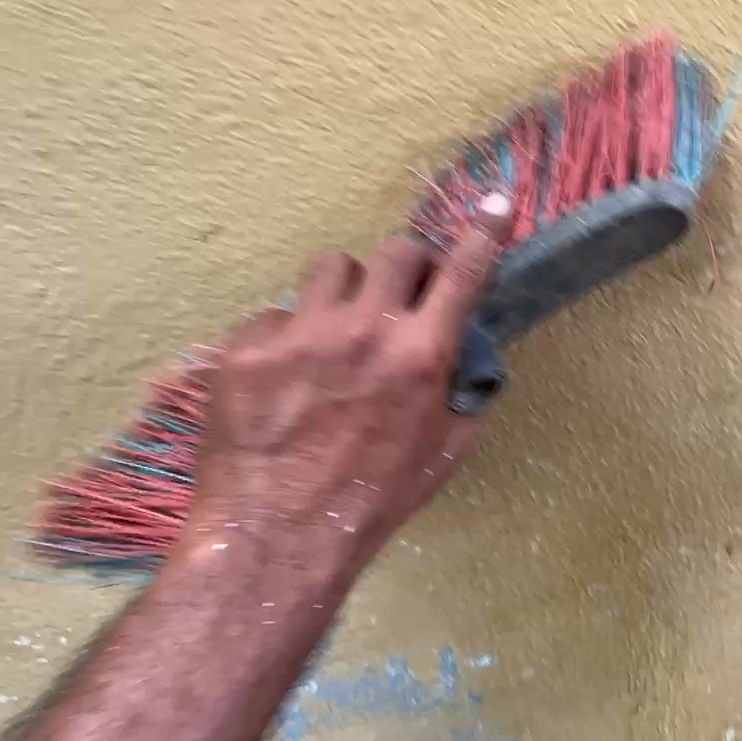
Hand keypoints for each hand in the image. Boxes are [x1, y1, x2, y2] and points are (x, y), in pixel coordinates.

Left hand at [176, 193, 514, 581]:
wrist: (275, 537)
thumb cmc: (379, 494)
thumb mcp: (448, 445)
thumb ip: (464, 387)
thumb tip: (464, 351)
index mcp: (421, 354)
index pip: (465, 271)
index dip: (486, 231)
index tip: (497, 203)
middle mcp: (365, 331)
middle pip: (398, 249)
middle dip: (410, 266)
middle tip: (403, 296)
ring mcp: (300, 336)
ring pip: (332, 265)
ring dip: (348, 289)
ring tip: (338, 327)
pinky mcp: (244, 351)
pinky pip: (276, 313)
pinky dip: (290, 334)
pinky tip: (285, 375)